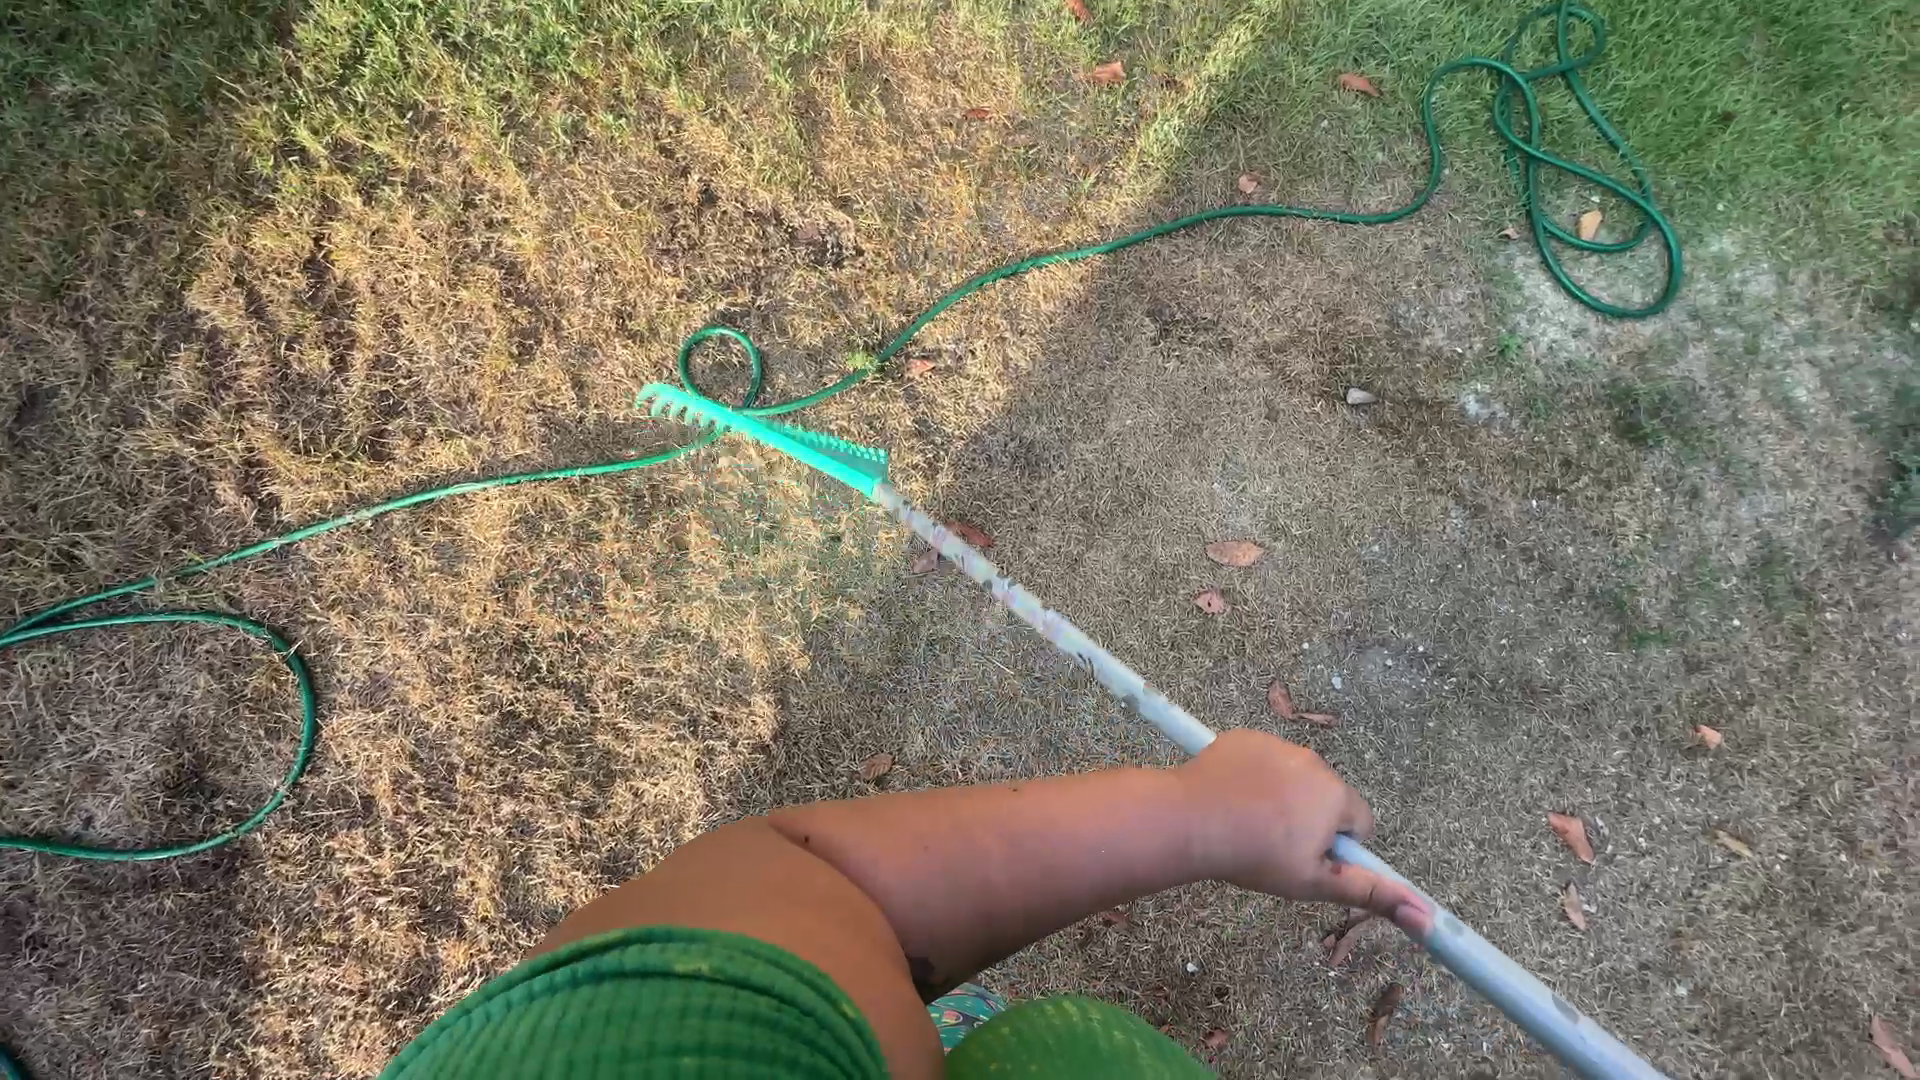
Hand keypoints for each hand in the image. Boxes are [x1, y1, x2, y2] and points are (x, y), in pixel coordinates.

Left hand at [1176, 728, 1430, 934]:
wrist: (1192, 818)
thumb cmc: (1256, 854)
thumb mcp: (1315, 882)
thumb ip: (1372, 893)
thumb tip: (1427, 917)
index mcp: (1336, 794)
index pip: (1360, 822)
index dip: (1338, 845)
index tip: (1308, 856)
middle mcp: (1312, 760)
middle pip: (1326, 795)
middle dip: (1312, 817)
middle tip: (1276, 841)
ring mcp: (1275, 743)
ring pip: (1293, 776)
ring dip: (1283, 794)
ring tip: (1250, 819)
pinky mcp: (1244, 737)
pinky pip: (1262, 759)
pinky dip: (1254, 774)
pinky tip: (1233, 795)